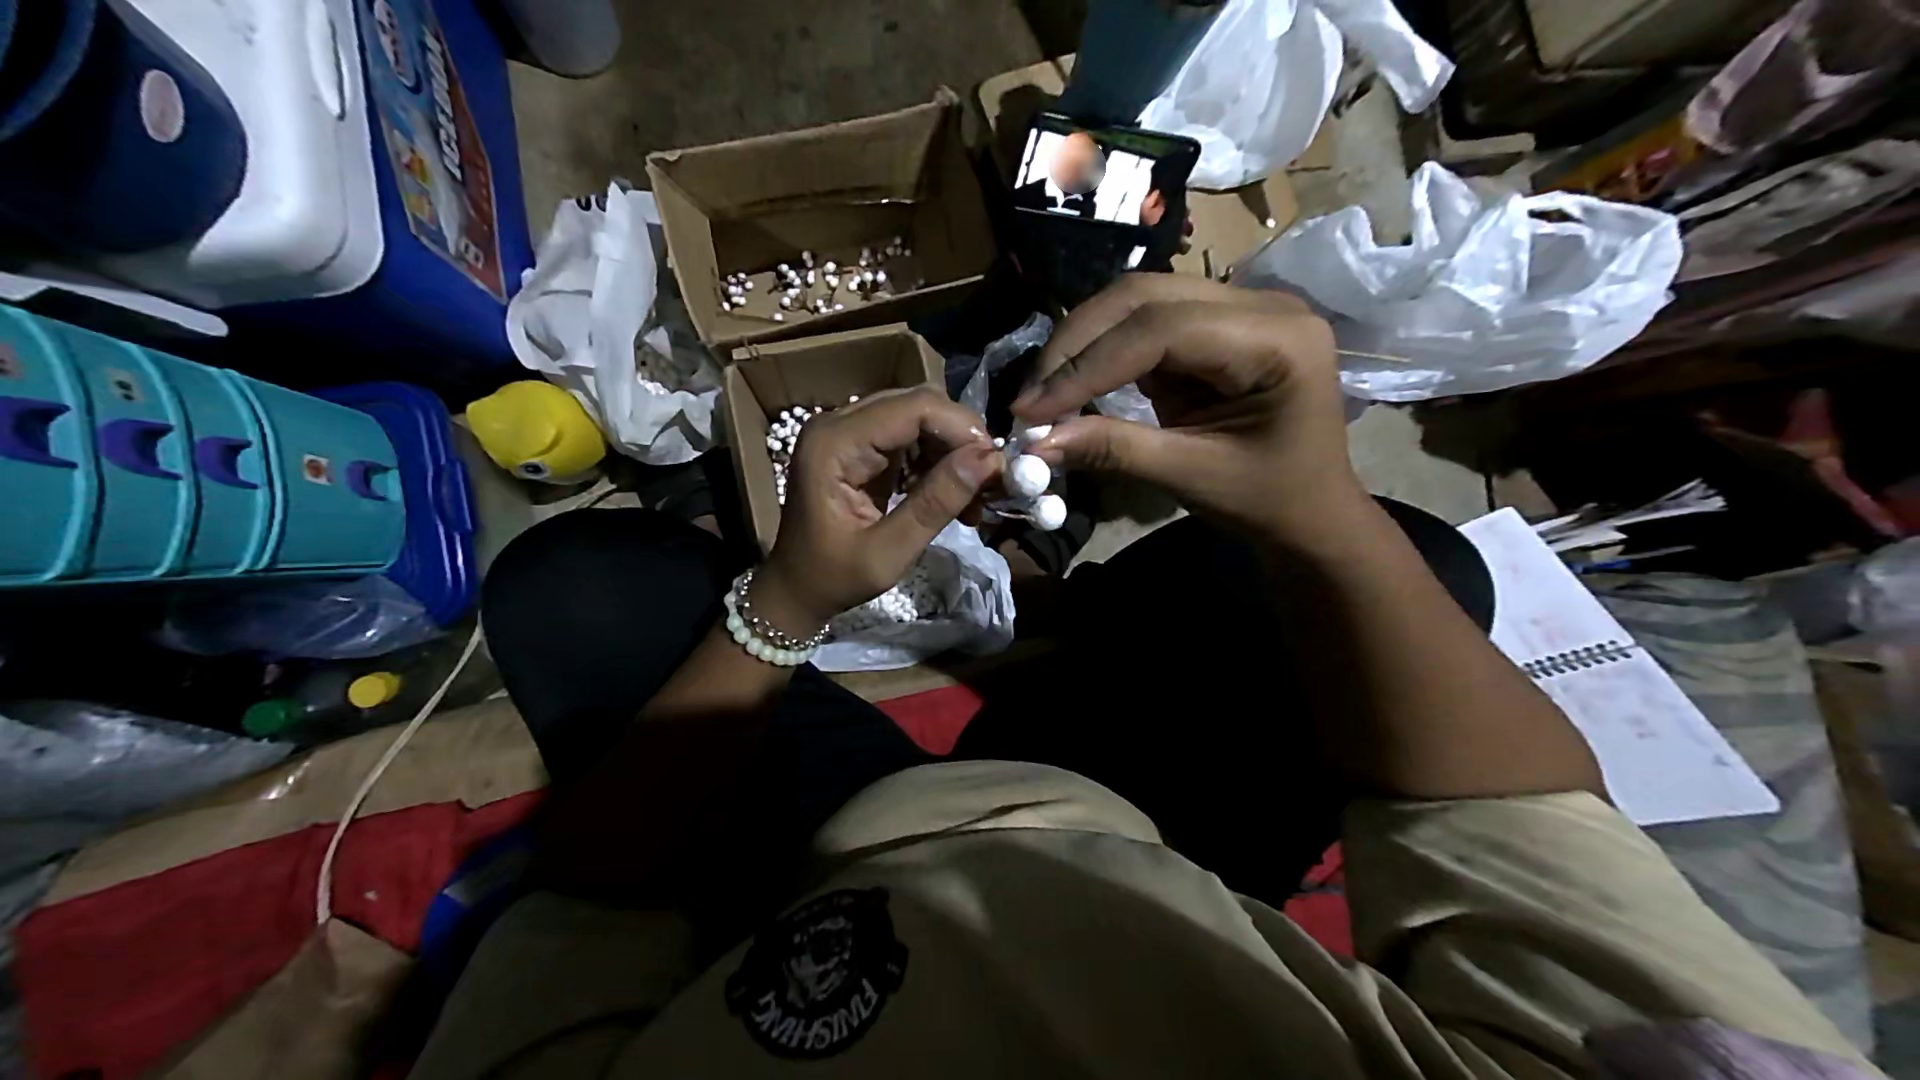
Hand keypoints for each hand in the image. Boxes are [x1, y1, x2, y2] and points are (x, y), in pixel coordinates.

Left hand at [756, 387, 1000, 632]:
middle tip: (991, 483)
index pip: (914, 408)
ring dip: (954, 453)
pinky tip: (954, 496)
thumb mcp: (888, 551)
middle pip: (919, 405)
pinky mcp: (860, 447)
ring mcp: (849, 432)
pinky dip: (938, 462)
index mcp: (835, 443)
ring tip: (976, 498)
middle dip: (962, 440)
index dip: (962, 428)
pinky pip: (911, 438)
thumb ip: (935, 504)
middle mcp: (839, 424)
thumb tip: (989, 461)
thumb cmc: (834, 577)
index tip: (996, 467)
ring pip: (920, 419)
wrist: (796, 589)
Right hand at [1013, 274, 1363, 543]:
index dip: (1088, 365)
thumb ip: (1115, 450)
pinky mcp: (1212, 326)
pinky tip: (1073, 384)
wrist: (1309, 512)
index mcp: (1277, 340)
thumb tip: (1035, 443)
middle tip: (1030, 398)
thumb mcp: (1191, 477)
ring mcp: (1236, 309)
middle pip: (1144, 296)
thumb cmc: (1267, 501)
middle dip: (1076, 345)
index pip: (1162, 329)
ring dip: (1082, 344)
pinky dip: (1100, 352)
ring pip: (1136, 301)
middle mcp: (1260, 304)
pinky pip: (1142, 323)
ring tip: (1044, 393)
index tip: (1031, 410)